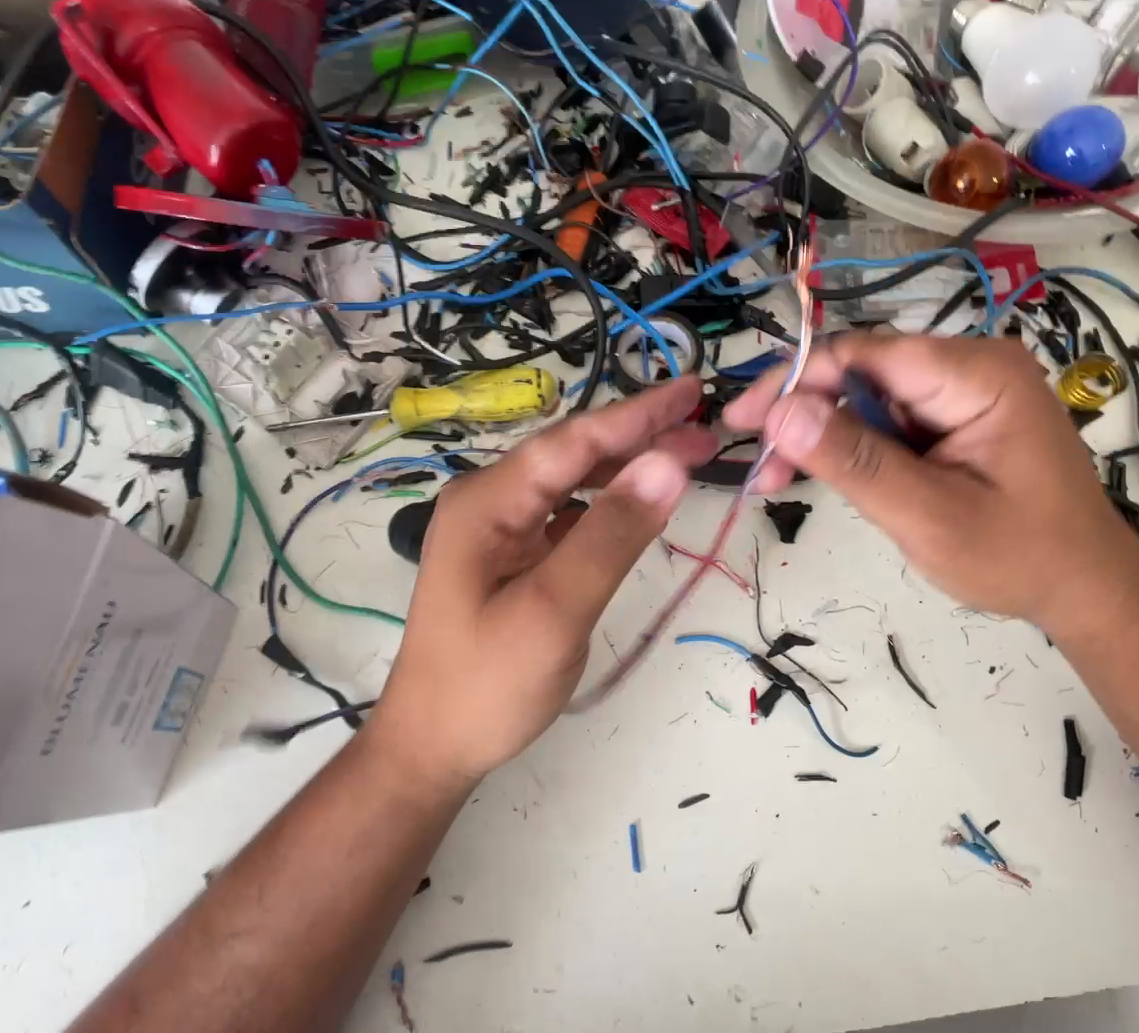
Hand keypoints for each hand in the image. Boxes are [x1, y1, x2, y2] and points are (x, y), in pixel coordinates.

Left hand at [364, 378, 716, 786]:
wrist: (432, 745)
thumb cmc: (486, 684)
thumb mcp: (555, 610)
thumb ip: (611, 535)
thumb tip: (668, 463)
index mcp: (486, 501)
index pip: (572, 441)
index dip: (636, 415)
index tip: (693, 392)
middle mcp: (488, 502)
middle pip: (572, 456)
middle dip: (638, 439)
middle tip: (706, 433)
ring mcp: (497, 531)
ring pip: (570, 484)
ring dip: (625, 470)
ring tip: (685, 462)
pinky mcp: (510, 558)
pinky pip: (564, 516)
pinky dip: (606, 507)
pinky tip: (637, 507)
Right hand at [722, 333, 1138, 631]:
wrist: (1084, 587)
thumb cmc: (1018, 557)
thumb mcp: (929, 516)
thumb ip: (855, 462)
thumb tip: (781, 411)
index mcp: (977, 374)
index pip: (864, 353)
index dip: (796, 381)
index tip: (744, 422)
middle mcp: (969, 365)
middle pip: (860, 371)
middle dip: (803, 414)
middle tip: (760, 464)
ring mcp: (961, 390)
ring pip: (865, 397)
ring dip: (821, 435)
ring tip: (779, 479)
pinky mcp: (953, 416)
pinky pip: (885, 418)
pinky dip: (849, 447)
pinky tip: (822, 473)